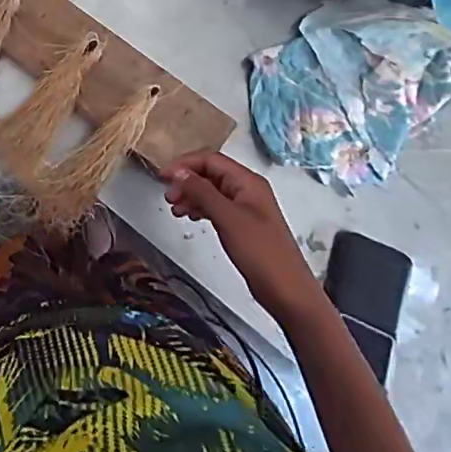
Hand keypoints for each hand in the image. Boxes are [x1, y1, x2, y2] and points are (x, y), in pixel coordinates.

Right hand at [162, 151, 326, 320]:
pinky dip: (200, 208)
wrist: (287, 291)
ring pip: (211, 191)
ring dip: (191, 195)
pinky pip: (216, 207)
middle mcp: (247, 190)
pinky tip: (189, 216)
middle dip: (186, 181)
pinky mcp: (242, 225)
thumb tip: (179, 173)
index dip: (185, 165)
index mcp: (247, 182)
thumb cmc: (260, 252)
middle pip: (210, 173)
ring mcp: (245, 207)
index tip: (163, 177)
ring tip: (175, 209)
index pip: (211, 160)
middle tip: (168, 197)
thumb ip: (202, 192)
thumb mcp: (227, 218)